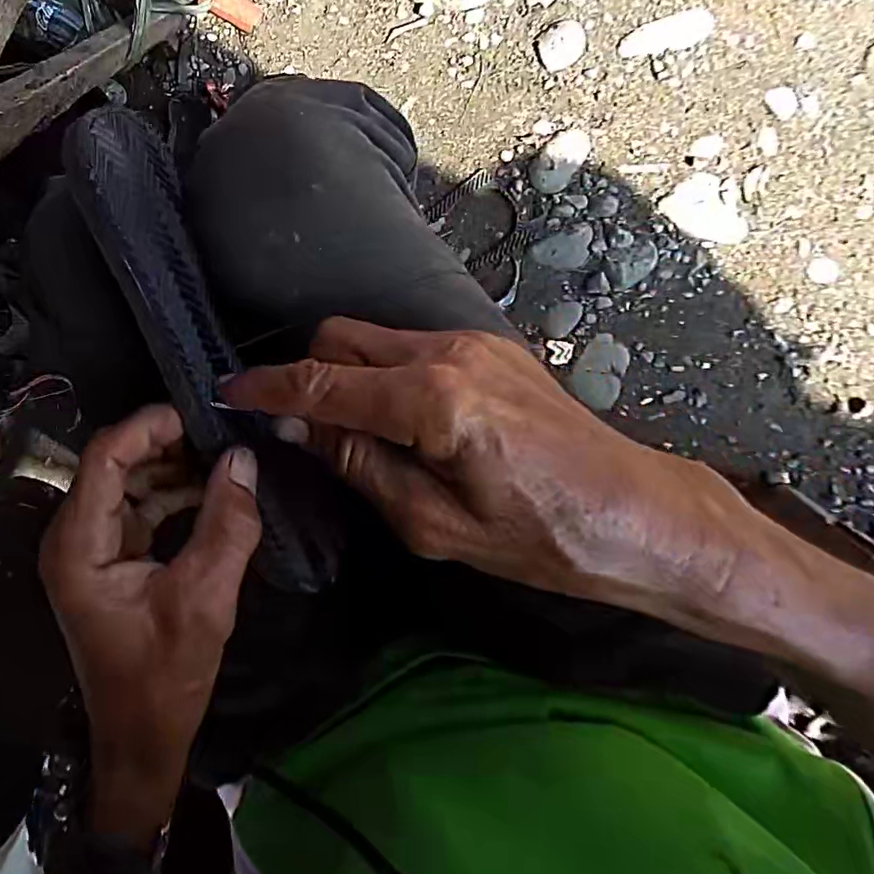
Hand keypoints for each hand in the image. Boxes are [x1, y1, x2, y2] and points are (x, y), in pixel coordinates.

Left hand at [39, 405, 261, 845]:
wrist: (140, 740)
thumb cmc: (163, 681)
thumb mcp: (203, 601)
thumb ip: (226, 526)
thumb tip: (243, 461)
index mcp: (78, 543)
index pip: (104, 458)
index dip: (148, 427)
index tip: (197, 417)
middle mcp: (73, 535)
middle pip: (115, 464)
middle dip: (168, 445)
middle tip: (220, 436)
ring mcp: (89, 546)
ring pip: (129, 481)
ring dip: (174, 468)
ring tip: (223, 459)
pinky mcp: (108, 556)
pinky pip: (139, 507)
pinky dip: (172, 494)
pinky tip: (210, 491)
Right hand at [220, 318, 749, 617]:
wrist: (644, 515)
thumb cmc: (542, 539)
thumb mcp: (432, 524)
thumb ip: (356, 463)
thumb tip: (296, 427)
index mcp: (434, 403)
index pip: (323, 384)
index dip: (268, 388)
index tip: (229, 391)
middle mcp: (448, 353)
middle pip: (338, 337)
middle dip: (306, 373)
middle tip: (301, 427)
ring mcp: (470, 340)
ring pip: (369, 334)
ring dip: (342, 371)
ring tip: (352, 427)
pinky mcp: (486, 344)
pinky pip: (404, 343)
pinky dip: (378, 370)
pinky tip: (397, 415)